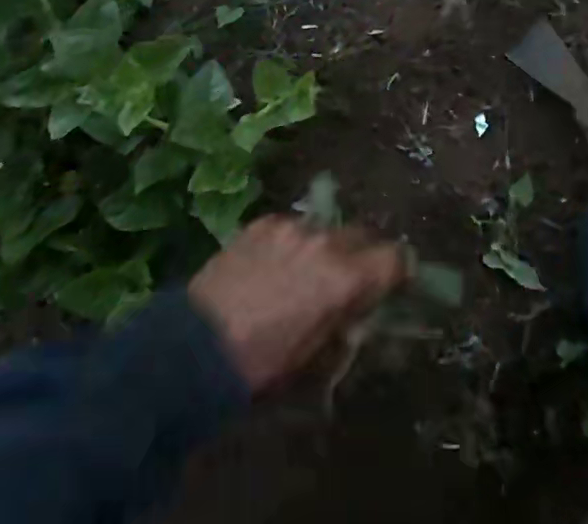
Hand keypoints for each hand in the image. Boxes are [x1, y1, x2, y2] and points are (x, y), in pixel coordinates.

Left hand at [187, 216, 405, 392]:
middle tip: (344, 281)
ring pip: (327, 229)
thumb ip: (348, 321)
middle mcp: (327, 242)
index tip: (390, 285)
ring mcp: (293, 227)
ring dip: (326, 248)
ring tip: (301, 273)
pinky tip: (272, 265)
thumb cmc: (259, 364)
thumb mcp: (317, 354)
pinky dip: (293, 243)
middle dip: (362, 256)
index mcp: (347, 278)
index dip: (398, 271)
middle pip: (365, 236)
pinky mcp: (264, 223)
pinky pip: (293, 226)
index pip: (397, 257)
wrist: (190, 349)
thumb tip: (363, 310)